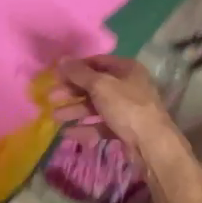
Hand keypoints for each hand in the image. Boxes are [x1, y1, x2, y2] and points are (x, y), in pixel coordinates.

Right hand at [51, 56, 185, 166]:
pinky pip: (100, 124)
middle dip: (71, 91)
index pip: (97, 62)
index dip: (76, 68)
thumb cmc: (126, 107)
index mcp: (127, 69)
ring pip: (96, 106)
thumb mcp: (100, 85)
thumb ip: (79, 73)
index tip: (56, 75)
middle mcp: (128, 85)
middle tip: (50, 97)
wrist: (151, 143)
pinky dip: (85, 127)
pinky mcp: (124, 128)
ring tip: (55, 117)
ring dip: (75, 110)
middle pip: (94, 85)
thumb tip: (61, 59)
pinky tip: (68, 132)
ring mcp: (126, 108)